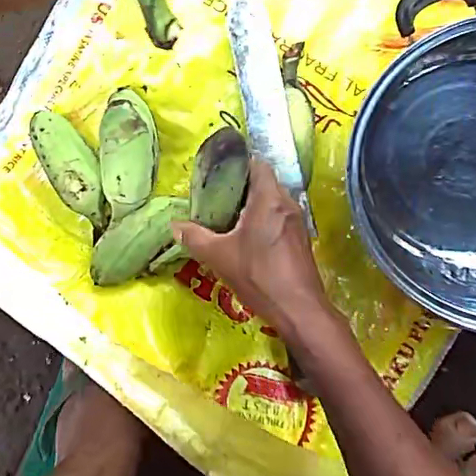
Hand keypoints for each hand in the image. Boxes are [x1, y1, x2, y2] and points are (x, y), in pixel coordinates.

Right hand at [171, 159, 343, 343]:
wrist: (300, 311)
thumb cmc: (260, 277)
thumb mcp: (219, 257)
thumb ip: (194, 238)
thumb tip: (174, 225)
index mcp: (269, 200)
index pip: (258, 165)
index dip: (238, 164)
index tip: (218, 174)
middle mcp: (287, 205)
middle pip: (264, 183)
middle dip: (242, 187)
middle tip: (217, 197)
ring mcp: (298, 224)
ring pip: (273, 202)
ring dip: (253, 205)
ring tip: (228, 217)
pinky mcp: (301, 241)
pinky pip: (280, 218)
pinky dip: (264, 221)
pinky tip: (247, 238)